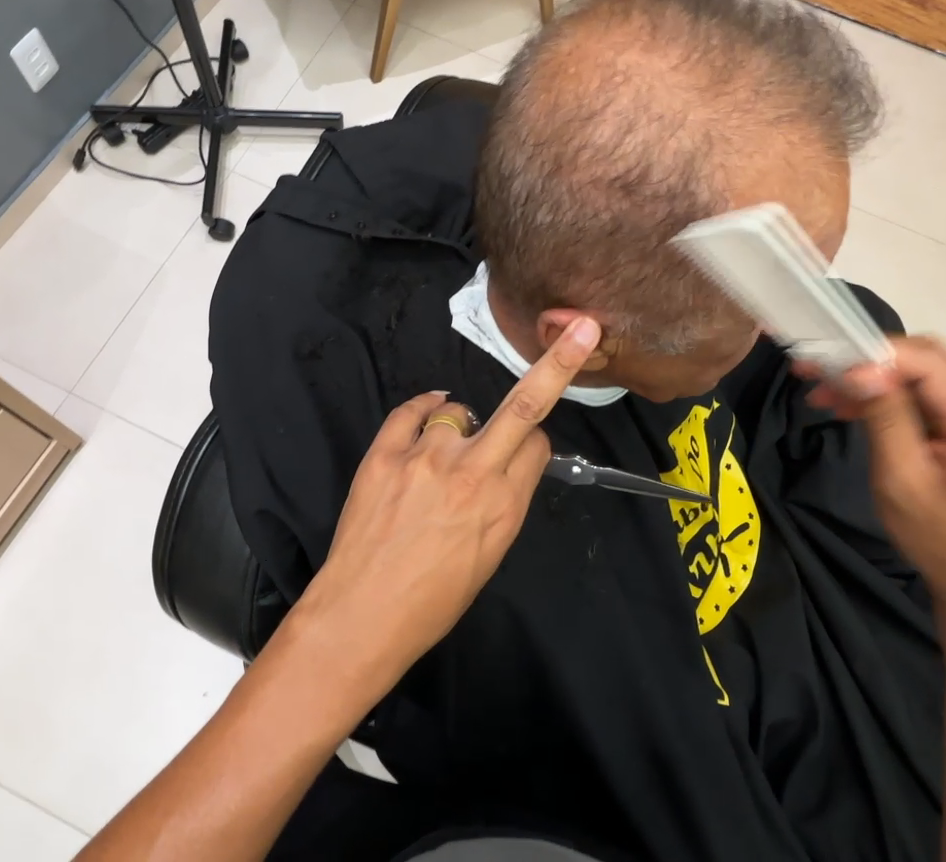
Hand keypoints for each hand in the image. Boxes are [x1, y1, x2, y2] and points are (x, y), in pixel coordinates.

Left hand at [293, 317, 602, 686]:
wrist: (363, 615)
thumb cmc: (433, 602)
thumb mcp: (489, 559)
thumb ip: (503, 504)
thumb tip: (508, 467)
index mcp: (505, 506)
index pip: (537, 444)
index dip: (530, 444)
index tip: (520, 450)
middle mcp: (472, 473)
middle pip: (524, 406)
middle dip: (557, 365)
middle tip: (581, 329)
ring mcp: (425, 458)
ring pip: (457, 411)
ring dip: (457, 425)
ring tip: (440, 455)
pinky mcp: (383, 454)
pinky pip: (411, 411)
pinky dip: (423, 408)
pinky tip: (430, 409)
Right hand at [807, 338, 945, 610]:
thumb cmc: (941, 542)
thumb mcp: (901, 480)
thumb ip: (885, 416)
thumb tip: (860, 367)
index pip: (930, 363)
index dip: (873, 355)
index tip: (822, 365)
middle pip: (935, 360)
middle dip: (872, 364)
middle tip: (817, 378)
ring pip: (937, 372)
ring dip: (883, 379)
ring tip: (832, 397)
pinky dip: (904, 396)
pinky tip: (867, 408)